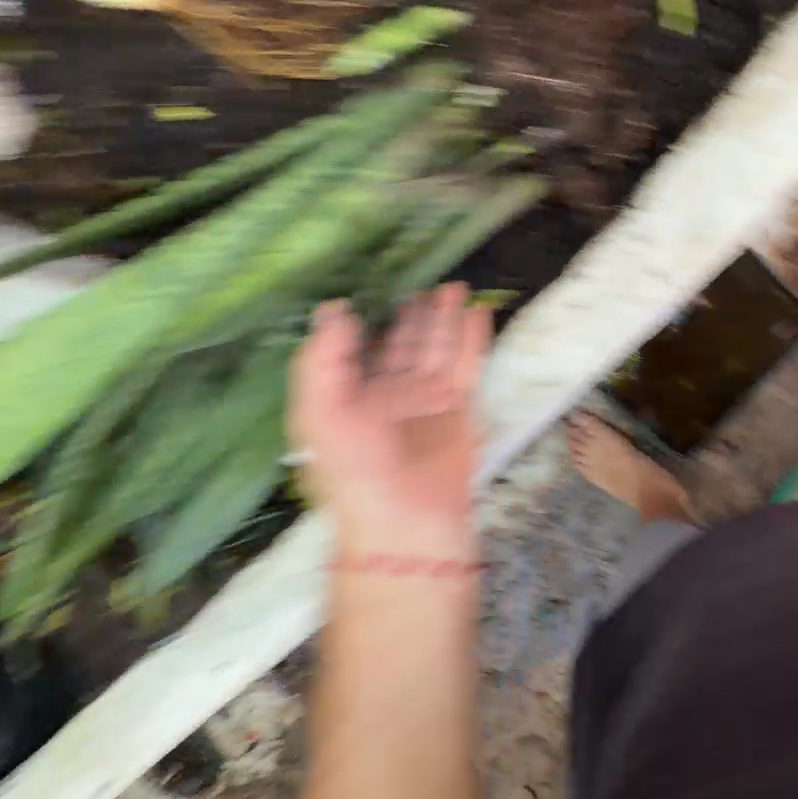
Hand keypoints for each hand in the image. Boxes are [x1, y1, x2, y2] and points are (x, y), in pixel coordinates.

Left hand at [289, 285, 491, 564]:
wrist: (407, 516)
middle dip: (414, 314)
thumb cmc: (355, 467)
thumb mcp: (320, 413)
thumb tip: (335, 309)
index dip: (366, 319)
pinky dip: (473, 338)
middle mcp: (391, 393)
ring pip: (438, 347)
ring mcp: (429, 398)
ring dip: (446, 318)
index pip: (359, 350)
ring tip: (453, 287)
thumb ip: (323, 358)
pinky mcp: (461, 406)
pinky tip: (478, 313)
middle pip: (405, 343)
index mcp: (351, 396)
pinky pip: (468, 364)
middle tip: (423, 282)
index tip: (372, 285)